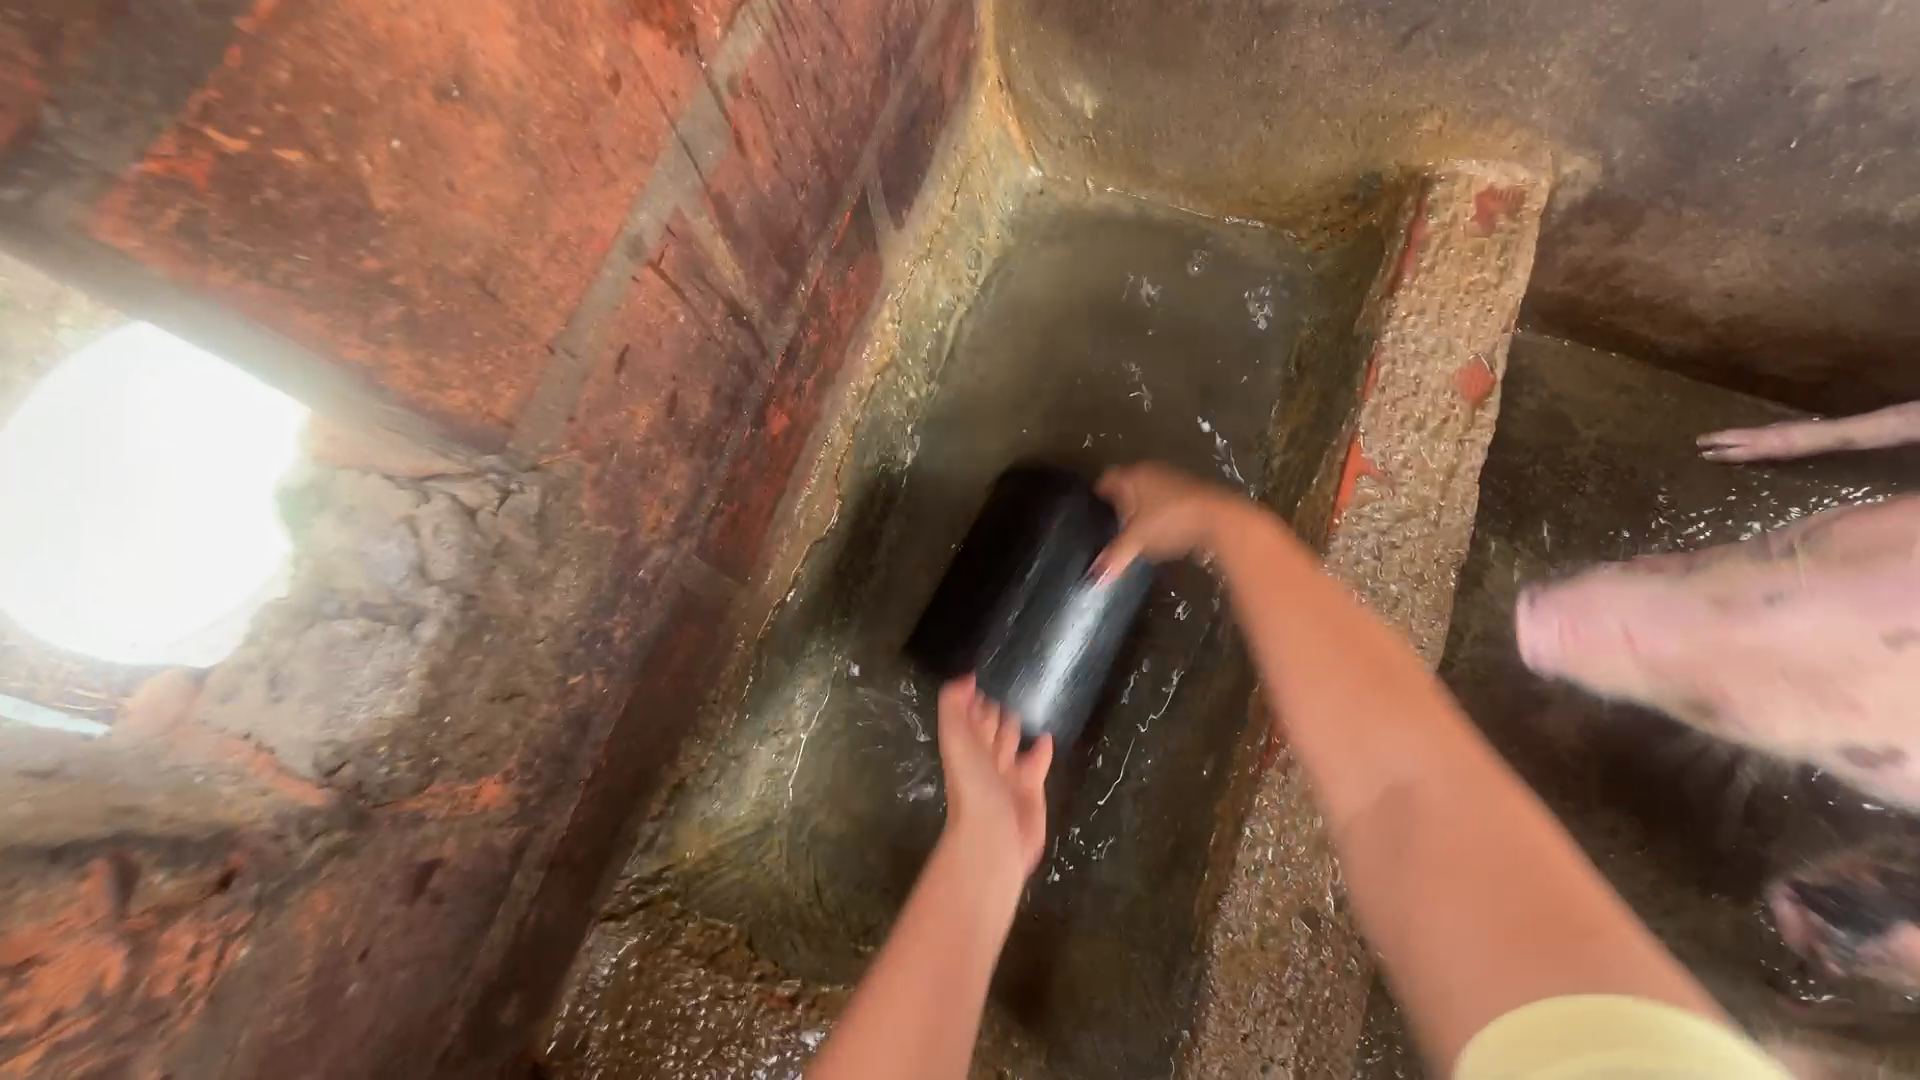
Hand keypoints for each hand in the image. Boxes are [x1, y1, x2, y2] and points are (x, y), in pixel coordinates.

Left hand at [937, 677, 1052, 879]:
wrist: (994, 839)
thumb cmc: (973, 786)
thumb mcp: (955, 740)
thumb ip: (954, 707)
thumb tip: (964, 678)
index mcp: (964, 745)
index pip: (968, 714)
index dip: (973, 695)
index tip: (985, 670)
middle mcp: (983, 758)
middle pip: (989, 727)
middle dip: (995, 708)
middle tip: (1009, 681)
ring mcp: (1007, 774)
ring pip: (1011, 743)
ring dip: (1017, 724)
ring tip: (1031, 700)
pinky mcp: (1030, 788)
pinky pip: (1036, 763)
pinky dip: (1041, 749)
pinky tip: (1048, 735)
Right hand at [1092, 462, 1245, 578]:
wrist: (1219, 517)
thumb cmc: (1170, 520)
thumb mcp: (1137, 541)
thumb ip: (1115, 556)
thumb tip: (1097, 575)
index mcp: (1131, 476)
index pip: (1107, 478)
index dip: (1099, 491)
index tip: (1095, 505)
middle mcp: (1150, 471)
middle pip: (1128, 481)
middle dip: (1121, 498)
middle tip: (1113, 518)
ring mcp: (1173, 478)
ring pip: (1149, 488)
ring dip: (1143, 503)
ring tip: (1136, 525)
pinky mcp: (1192, 490)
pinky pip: (1167, 497)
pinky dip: (1161, 509)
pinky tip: (1162, 527)